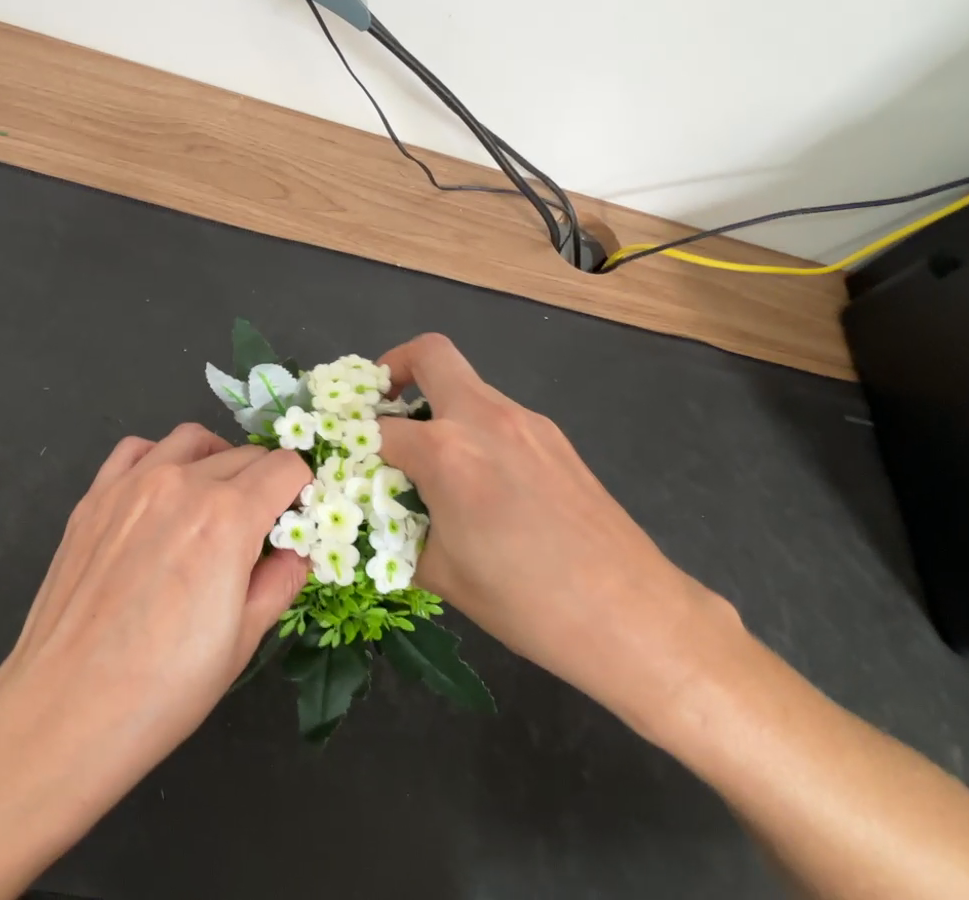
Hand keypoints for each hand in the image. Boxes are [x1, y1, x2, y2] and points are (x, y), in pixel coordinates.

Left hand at [0, 423, 311, 767]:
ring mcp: (130, 485)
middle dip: (265, 483)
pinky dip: (161, 458)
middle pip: (245, 455)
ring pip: (192, 441)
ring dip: (218, 461)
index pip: (286, 468)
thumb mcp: (244, 639)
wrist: (69, 707)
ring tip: (217, 503)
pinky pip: (136, 450)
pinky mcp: (93, 498)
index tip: (298, 520)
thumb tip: (298, 551)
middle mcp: (181, 484)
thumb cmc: (166, 686)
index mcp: (228, 517)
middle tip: (261, 529)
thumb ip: (281, 581)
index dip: (302, 491)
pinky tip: (163, 494)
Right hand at [376, 334, 739, 728]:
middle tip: (379, 410)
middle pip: (429, 355)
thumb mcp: (441, 573)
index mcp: (447, 452)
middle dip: (392, 371)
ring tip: (428, 463)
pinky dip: (472, 431)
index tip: (338, 457)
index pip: (375, 428)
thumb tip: (378, 515)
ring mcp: (528, 423)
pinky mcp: (556, 440)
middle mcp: (486, 418)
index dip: (348, 441)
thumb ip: (399, 530)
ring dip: (437, 407)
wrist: (630, 614)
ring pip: (468, 385)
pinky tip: (478, 484)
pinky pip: (498, 416)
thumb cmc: (525, 601)